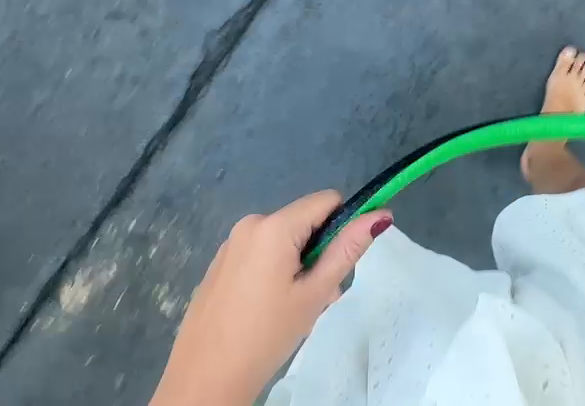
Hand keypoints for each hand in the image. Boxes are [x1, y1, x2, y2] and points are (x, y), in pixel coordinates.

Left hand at [149, 191, 391, 405]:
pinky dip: (274, 272)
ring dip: (299, 265)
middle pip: (305, 222)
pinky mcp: (219, 264)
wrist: (202, 383)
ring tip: (294, 309)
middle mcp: (250, 223)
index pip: (327, 201)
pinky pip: (261, 253)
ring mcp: (231, 243)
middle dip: (319, 253)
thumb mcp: (314, 294)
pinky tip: (267, 310)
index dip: (343, 227)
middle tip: (317, 297)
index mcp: (274, 226)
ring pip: (284, 240)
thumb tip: (381, 214)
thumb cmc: (265, 336)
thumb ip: (347, 250)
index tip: (339, 264)